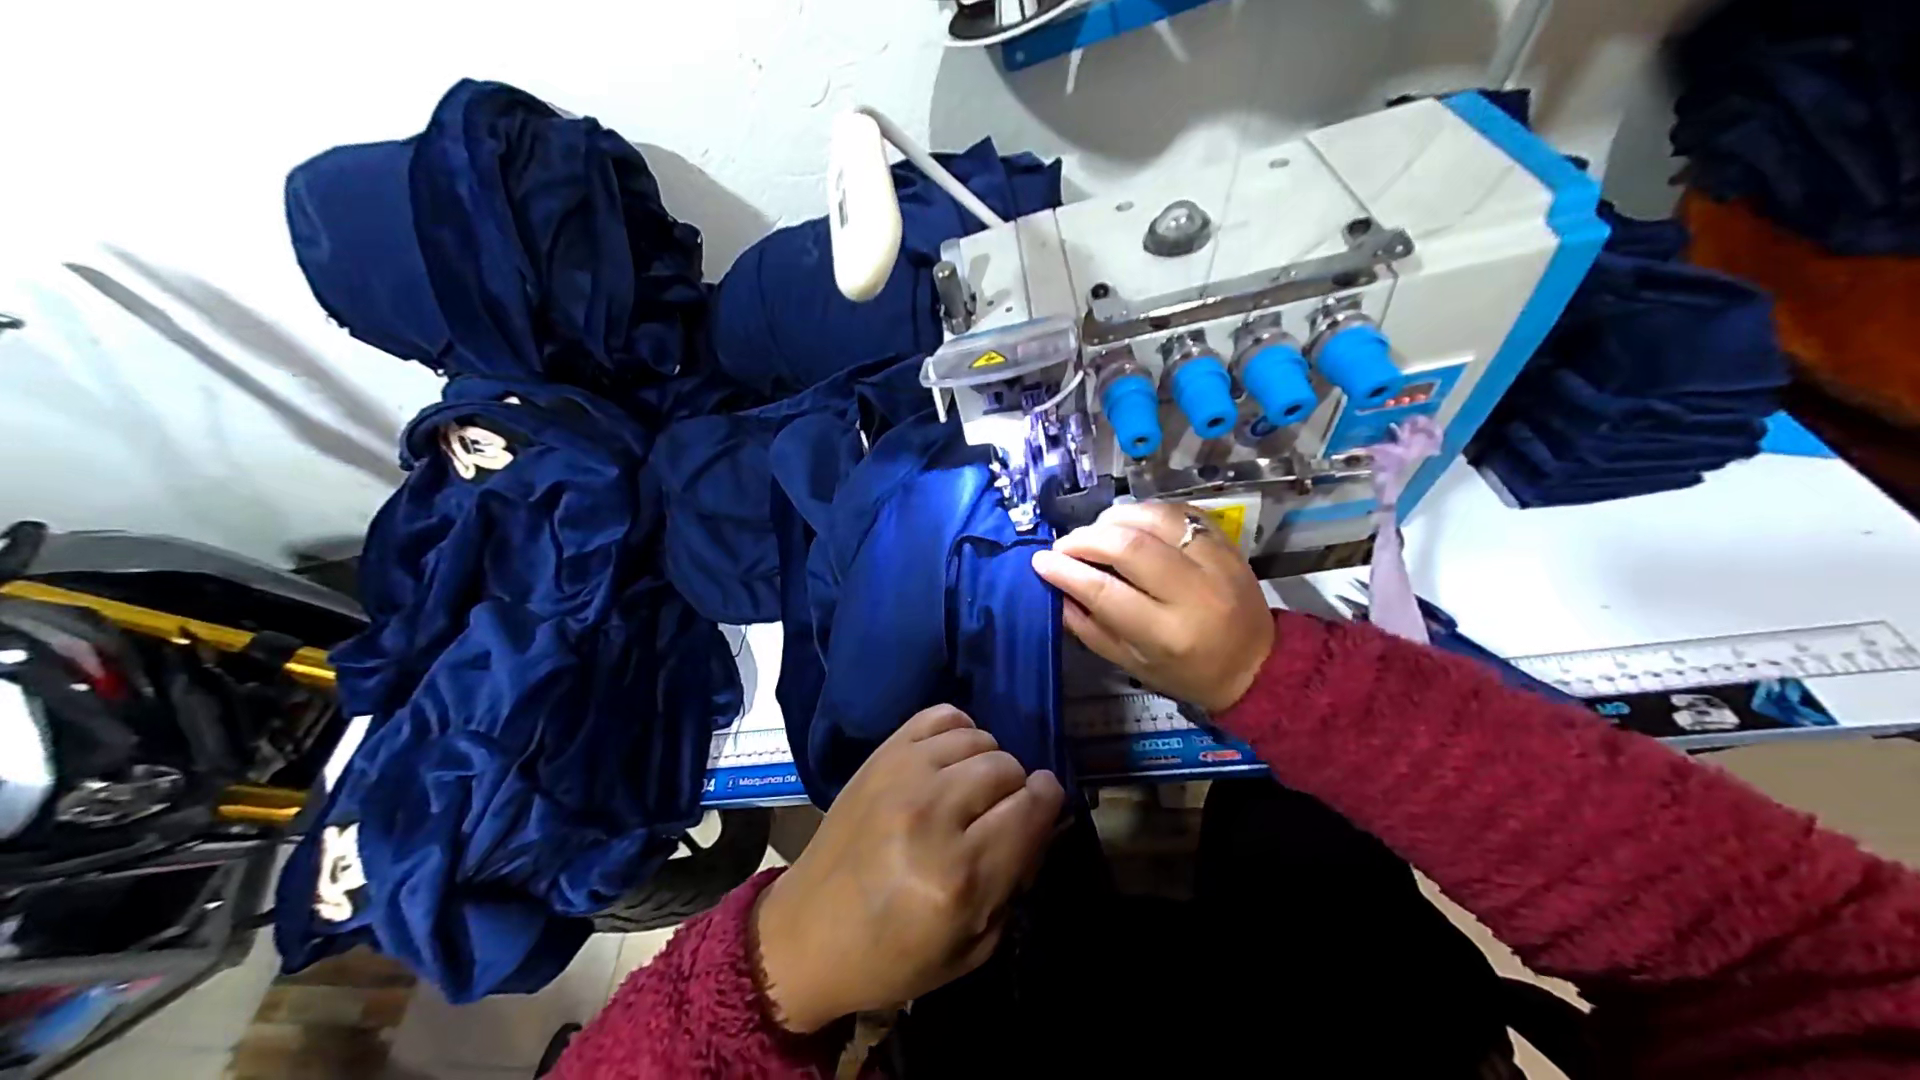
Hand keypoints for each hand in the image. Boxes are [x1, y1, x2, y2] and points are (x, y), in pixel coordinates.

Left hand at [752, 705, 1064, 1032]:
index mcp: (960, 876)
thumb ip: (1016, 878)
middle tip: (999, 812)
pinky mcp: (880, 757)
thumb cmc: (892, 956)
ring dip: (987, 762)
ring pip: (979, 738)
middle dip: (1016, 789)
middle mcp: (933, 815)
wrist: (807, 934)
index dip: (1048, 802)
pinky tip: (951, 759)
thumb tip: (1038, 821)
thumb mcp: (973, 946)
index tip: (1043, 807)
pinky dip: (958, 731)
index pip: (1032, 807)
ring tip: (971, 788)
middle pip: (1007, 767)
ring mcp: (902, 776)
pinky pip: (940, 716)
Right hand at [1031, 502, 1274, 713]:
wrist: (1257, 663)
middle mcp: (1194, 593)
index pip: (1106, 591)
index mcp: (1168, 634)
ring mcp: (1215, 561)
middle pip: (1129, 546)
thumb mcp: (1132, 664)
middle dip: (1085, 539)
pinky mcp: (1226, 542)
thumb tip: (1054, 587)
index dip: (1066, 572)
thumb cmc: (1187, 672)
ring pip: (1154, 518)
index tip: (1041, 561)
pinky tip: (1131, 525)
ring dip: (1113, 519)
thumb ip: (1090, 627)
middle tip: (1065, 546)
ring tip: (1096, 533)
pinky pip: (1178, 511)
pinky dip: (1145, 512)